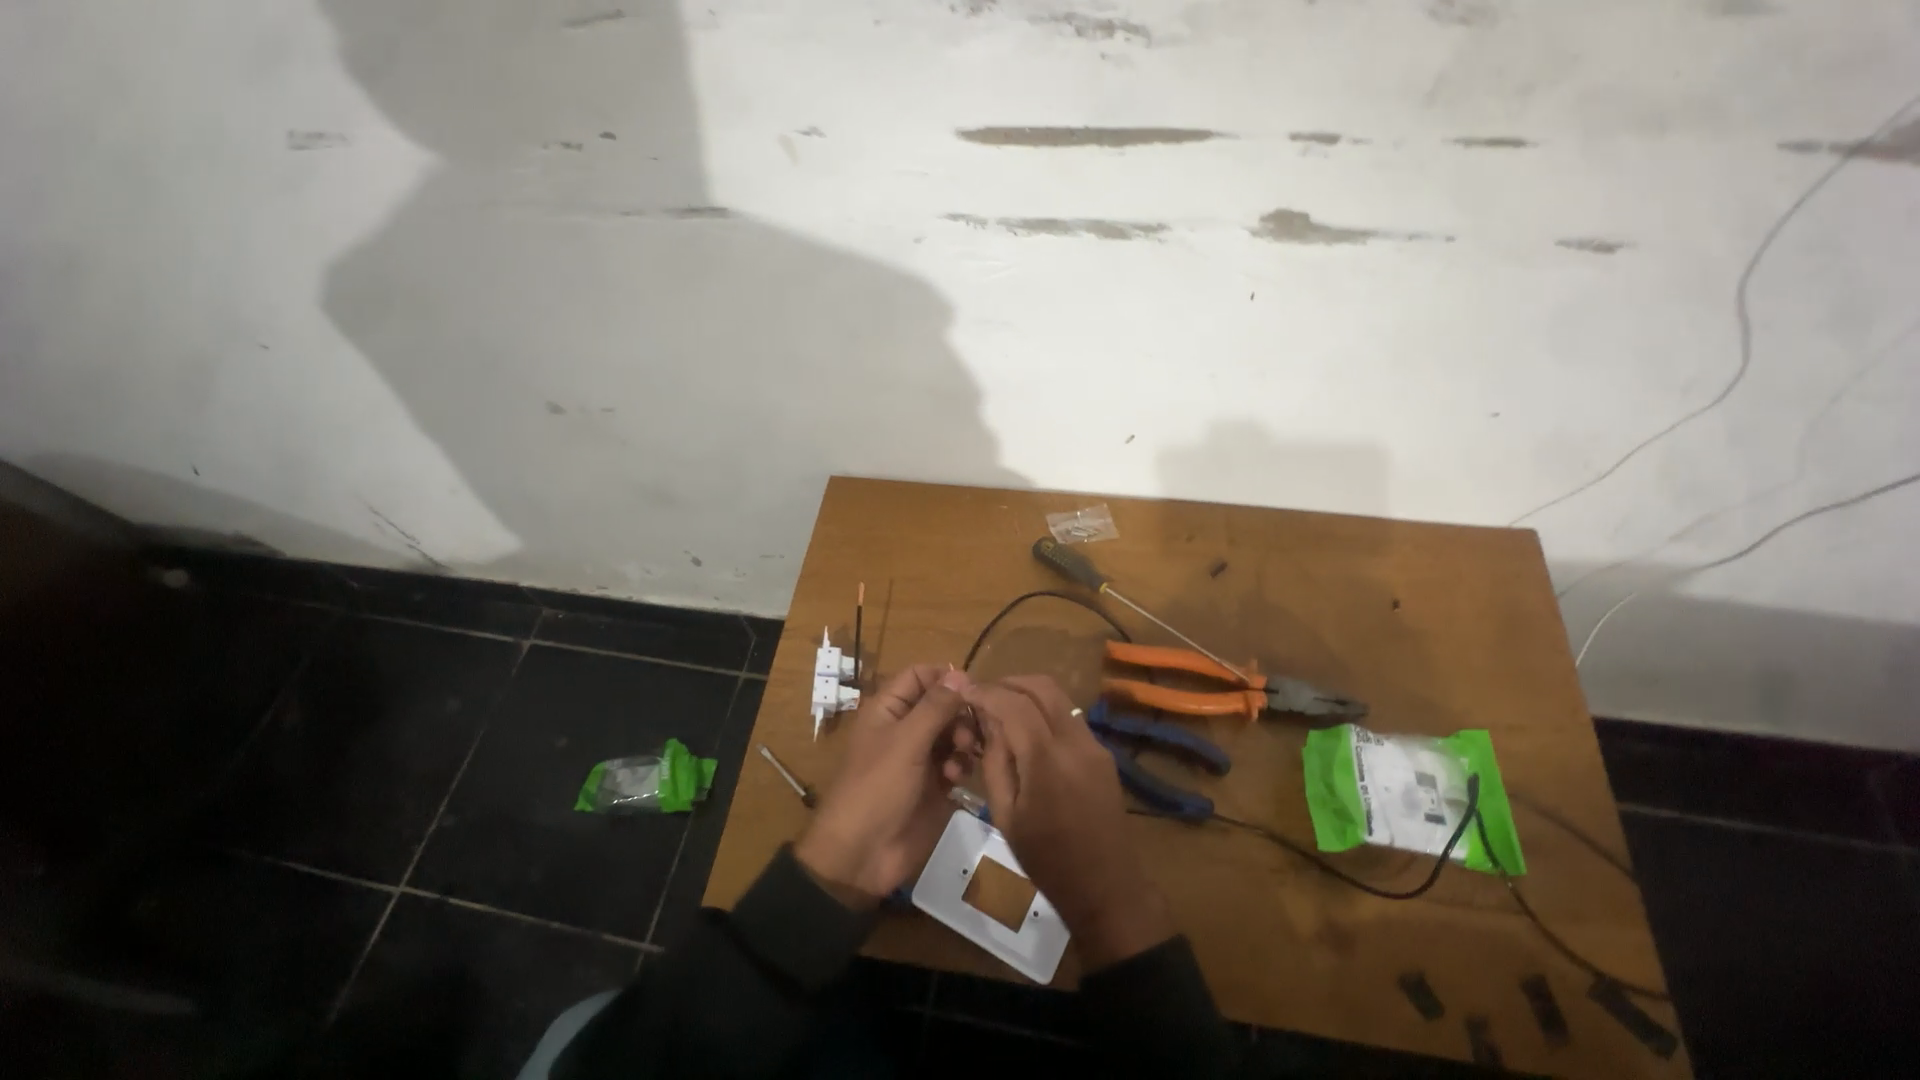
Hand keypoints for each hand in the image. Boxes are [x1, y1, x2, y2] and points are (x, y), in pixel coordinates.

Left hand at [794, 665, 973, 905]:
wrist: (863, 854)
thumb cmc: (877, 789)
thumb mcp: (906, 742)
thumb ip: (936, 707)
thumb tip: (961, 673)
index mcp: (888, 710)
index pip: (919, 676)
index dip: (945, 678)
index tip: (971, 689)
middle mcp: (905, 728)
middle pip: (942, 704)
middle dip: (960, 713)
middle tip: (969, 733)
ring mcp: (920, 758)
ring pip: (954, 733)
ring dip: (963, 740)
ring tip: (962, 759)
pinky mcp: (935, 785)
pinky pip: (956, 762)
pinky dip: (961, 765)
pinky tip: (957, 779)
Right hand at [963, 676, 1175, 968]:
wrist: (1106, 887)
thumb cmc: (1047, 860)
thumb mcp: (1006, 816)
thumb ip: (996, 763)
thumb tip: (988, 723)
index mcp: (1047, 761)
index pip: (1014, 704)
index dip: (987, 692)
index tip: (965, 692)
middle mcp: (1075, 743)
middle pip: (1042, 687)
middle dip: (1009, 683)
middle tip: (983, 695)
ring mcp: (1094, 747)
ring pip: (1060, 699)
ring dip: (1028, 695)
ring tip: (1002, 711)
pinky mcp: (1103, 755)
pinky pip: (1070, 719)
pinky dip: (1045, 713)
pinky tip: (1027, 733)